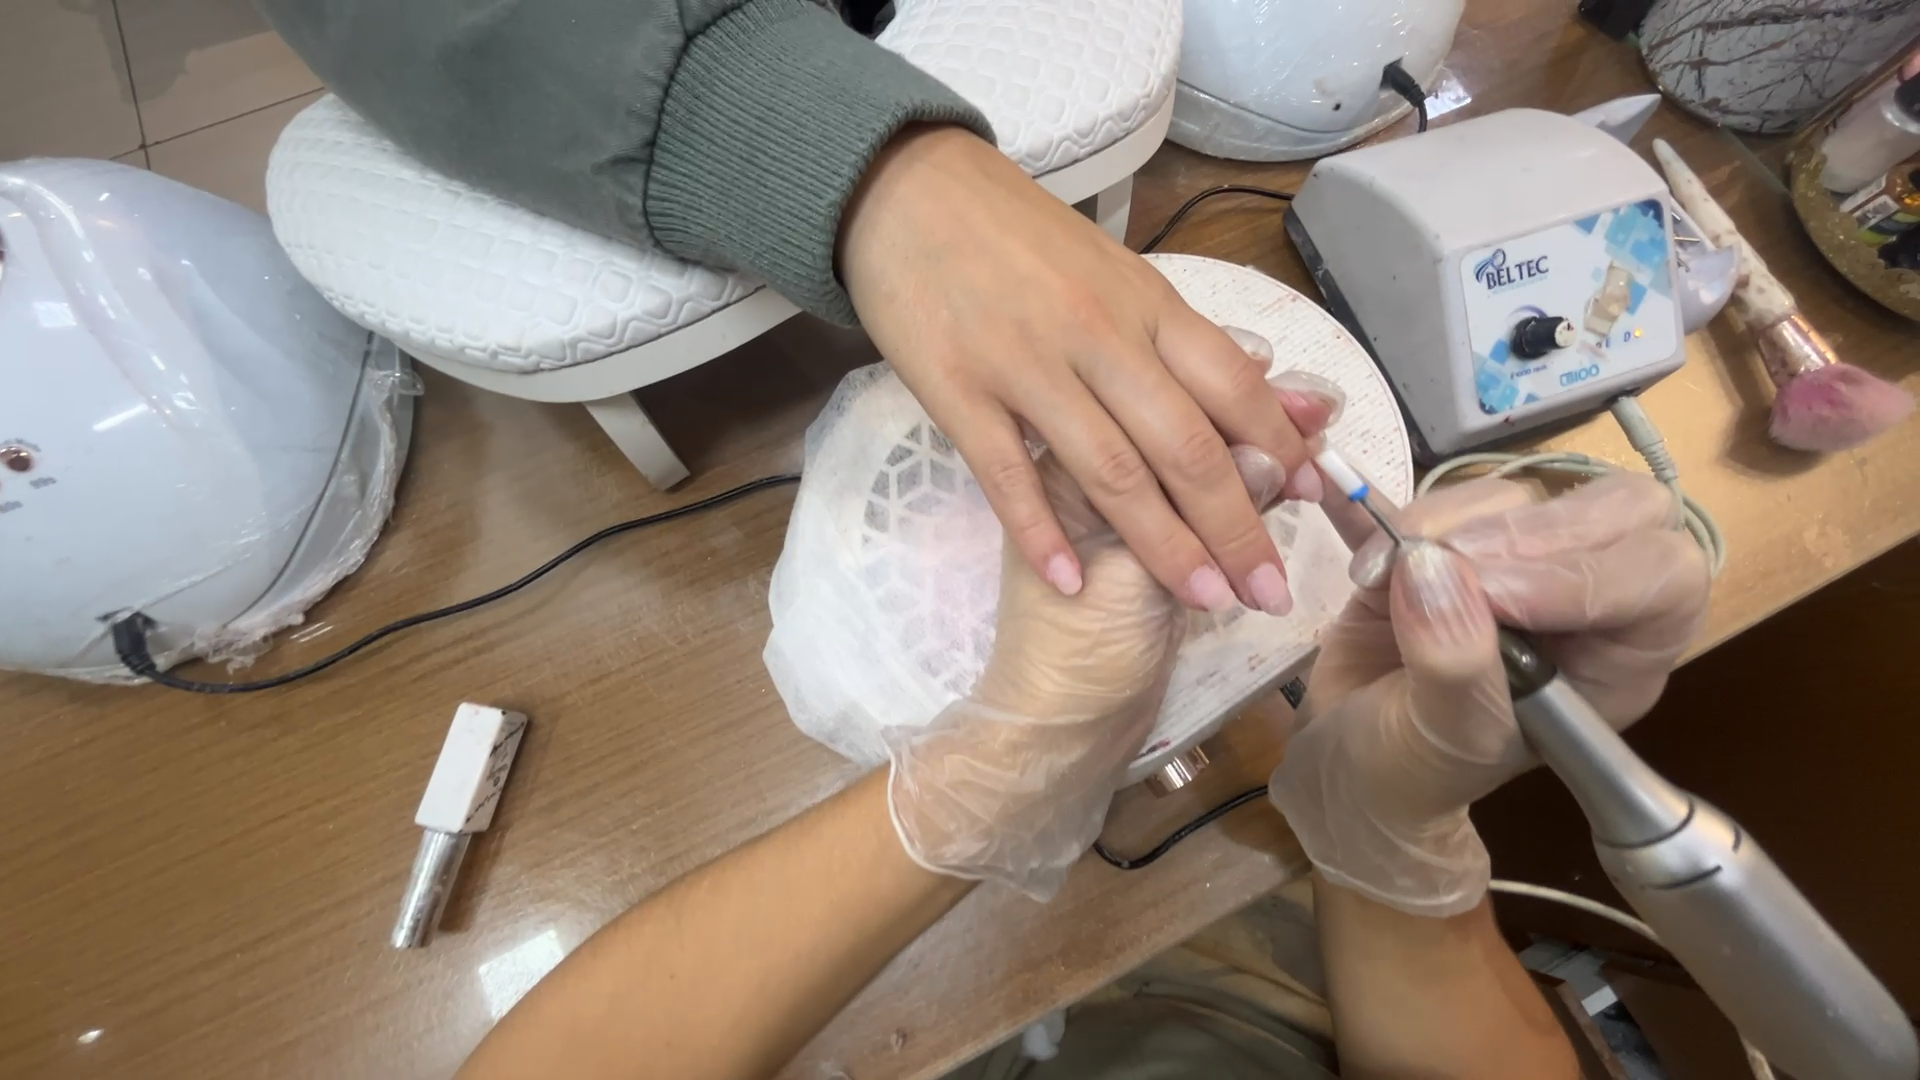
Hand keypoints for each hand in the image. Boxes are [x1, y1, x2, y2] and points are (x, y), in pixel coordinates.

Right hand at [840, 125, 1337, 617]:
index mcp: (1146, 303)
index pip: (1233, 388)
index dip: (1281, 455)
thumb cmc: (1019, 234)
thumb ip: (1184, 341)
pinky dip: (1042, 533)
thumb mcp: (1117, 272)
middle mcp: (1099, 337)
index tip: (1315, 509)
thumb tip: (1275, 397)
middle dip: (1236, 526)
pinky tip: (1071, 581)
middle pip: (1184, 445)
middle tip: (1268, 592)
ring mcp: (1026, 368)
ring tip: (1203, 600)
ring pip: (1110, 471)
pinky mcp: (959, 394)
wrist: (908, 192)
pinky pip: (1008, 475)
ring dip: (1163, 545)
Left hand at [886, 446, 1289, 899]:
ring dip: (1255, 443)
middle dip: (1251, 421)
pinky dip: (1244, 485)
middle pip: (1177, 427)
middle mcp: (1093, 475)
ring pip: (1194, 457)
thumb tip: (1264, 459)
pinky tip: (1284, 467)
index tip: (1294, 408)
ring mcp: (1126, 508)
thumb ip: (1187, 521)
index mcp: (1065, 471)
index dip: (1224, 410)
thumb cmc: (1075, 656)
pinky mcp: (1154, 540)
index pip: (1148, 416)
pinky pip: (1201, 498)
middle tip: (1321, 412)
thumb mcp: (1129, 585)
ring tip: (1319, 422)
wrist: (1063, 728)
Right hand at [1270, 475, 1711, 915]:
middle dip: (1521, 528)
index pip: (1655, 581)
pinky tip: (1359, 551)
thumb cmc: (1412, 765)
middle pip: (1612, 511)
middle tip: (1438, 560)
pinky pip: (1432, 503)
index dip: (1580, 573)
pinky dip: (1389, 516)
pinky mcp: (1435, 547)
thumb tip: (1431, 566)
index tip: (1484, 594)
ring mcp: (1504, 564)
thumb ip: (1454, 662)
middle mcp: (1576, 600)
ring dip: (1438, 524)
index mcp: (1615, 660)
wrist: (1347, 755)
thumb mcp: (1446, 738)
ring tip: (1375, 577)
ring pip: (1509, 495)